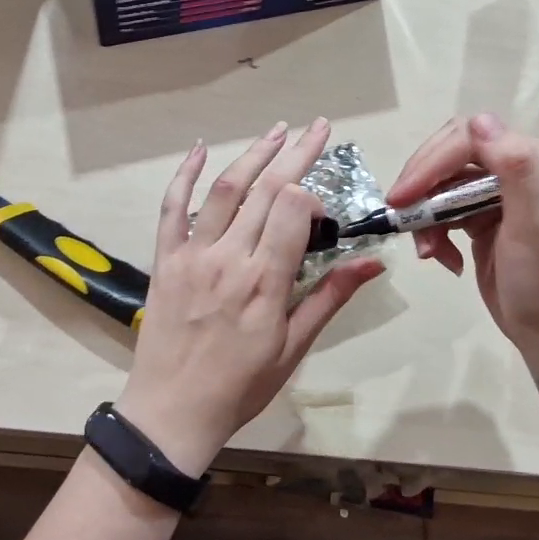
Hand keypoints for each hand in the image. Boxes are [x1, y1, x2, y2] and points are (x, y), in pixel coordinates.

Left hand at [116, 118, 383, 474]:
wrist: (172, 413)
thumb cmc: (240, 386)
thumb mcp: (293, 347)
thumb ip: (329, 297)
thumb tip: (373, 262)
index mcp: (264, 282)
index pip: (290, 211)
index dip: (310, 195)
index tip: (321, 208)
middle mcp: (228, 258)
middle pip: (264, 190)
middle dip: (295, 153)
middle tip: (319, 127)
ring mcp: (191, 255)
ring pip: (224, 190)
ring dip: (254, 155)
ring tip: (278, 130)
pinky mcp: (165, 259)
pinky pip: (171, 208)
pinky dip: (185, 174)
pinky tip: (201, 148)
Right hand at [388, 113, 538, 357]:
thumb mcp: (535, 226)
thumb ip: (516, 170)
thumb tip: (480, 121)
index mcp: (536, 160)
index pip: (470, 140)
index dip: (432, 162)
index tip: (404, 196)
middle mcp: (516, 169)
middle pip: (450, 156)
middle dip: (422, 185)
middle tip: (399, 212)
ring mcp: (496, 194)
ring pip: (440, 185)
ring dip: (426, 217)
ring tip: (428, 253)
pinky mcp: (480, 218)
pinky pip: (442, 212)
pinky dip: (434, 234)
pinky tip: (443, 260)